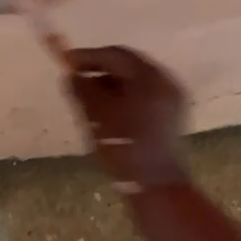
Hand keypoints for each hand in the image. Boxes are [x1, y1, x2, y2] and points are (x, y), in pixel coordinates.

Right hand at [64, 46, 190, 190]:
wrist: (156, 185)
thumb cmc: (123, 148)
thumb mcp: (96, 117)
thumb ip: (82, 90)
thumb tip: (71, 75)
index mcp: (149, 78)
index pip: (115, 55)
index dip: (89, 56)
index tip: (67, 61)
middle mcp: (166, 81)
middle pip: (129, 65)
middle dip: (101, 69)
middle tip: (78, 78)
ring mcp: (173, 98)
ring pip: (137, 80)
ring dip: (113, 83)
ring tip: (91, 96)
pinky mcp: (173, 114)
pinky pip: (146, 95)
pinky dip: (126, 96)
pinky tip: (110, 110)